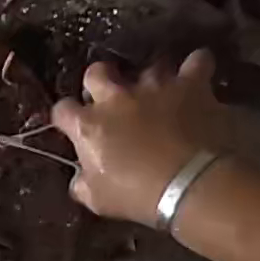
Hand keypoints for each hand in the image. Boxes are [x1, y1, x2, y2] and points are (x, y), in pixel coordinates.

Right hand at [51, 50, 229, 223]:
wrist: (190, 184)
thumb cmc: (135, 195)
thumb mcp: (95, 198)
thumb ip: (82, 182)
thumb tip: (80, 177)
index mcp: (88, 125)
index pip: (62, 110)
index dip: (66, 117)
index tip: (72, 126)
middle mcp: (117, 97)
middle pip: (97, 72)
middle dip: (99, 81)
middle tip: (109, 99)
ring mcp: (155, 87)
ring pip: (147, 66)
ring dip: (149, 80)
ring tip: (158, 95)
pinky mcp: (192, 85)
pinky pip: (197, 62)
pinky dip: (196, 68)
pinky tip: (196, 78)